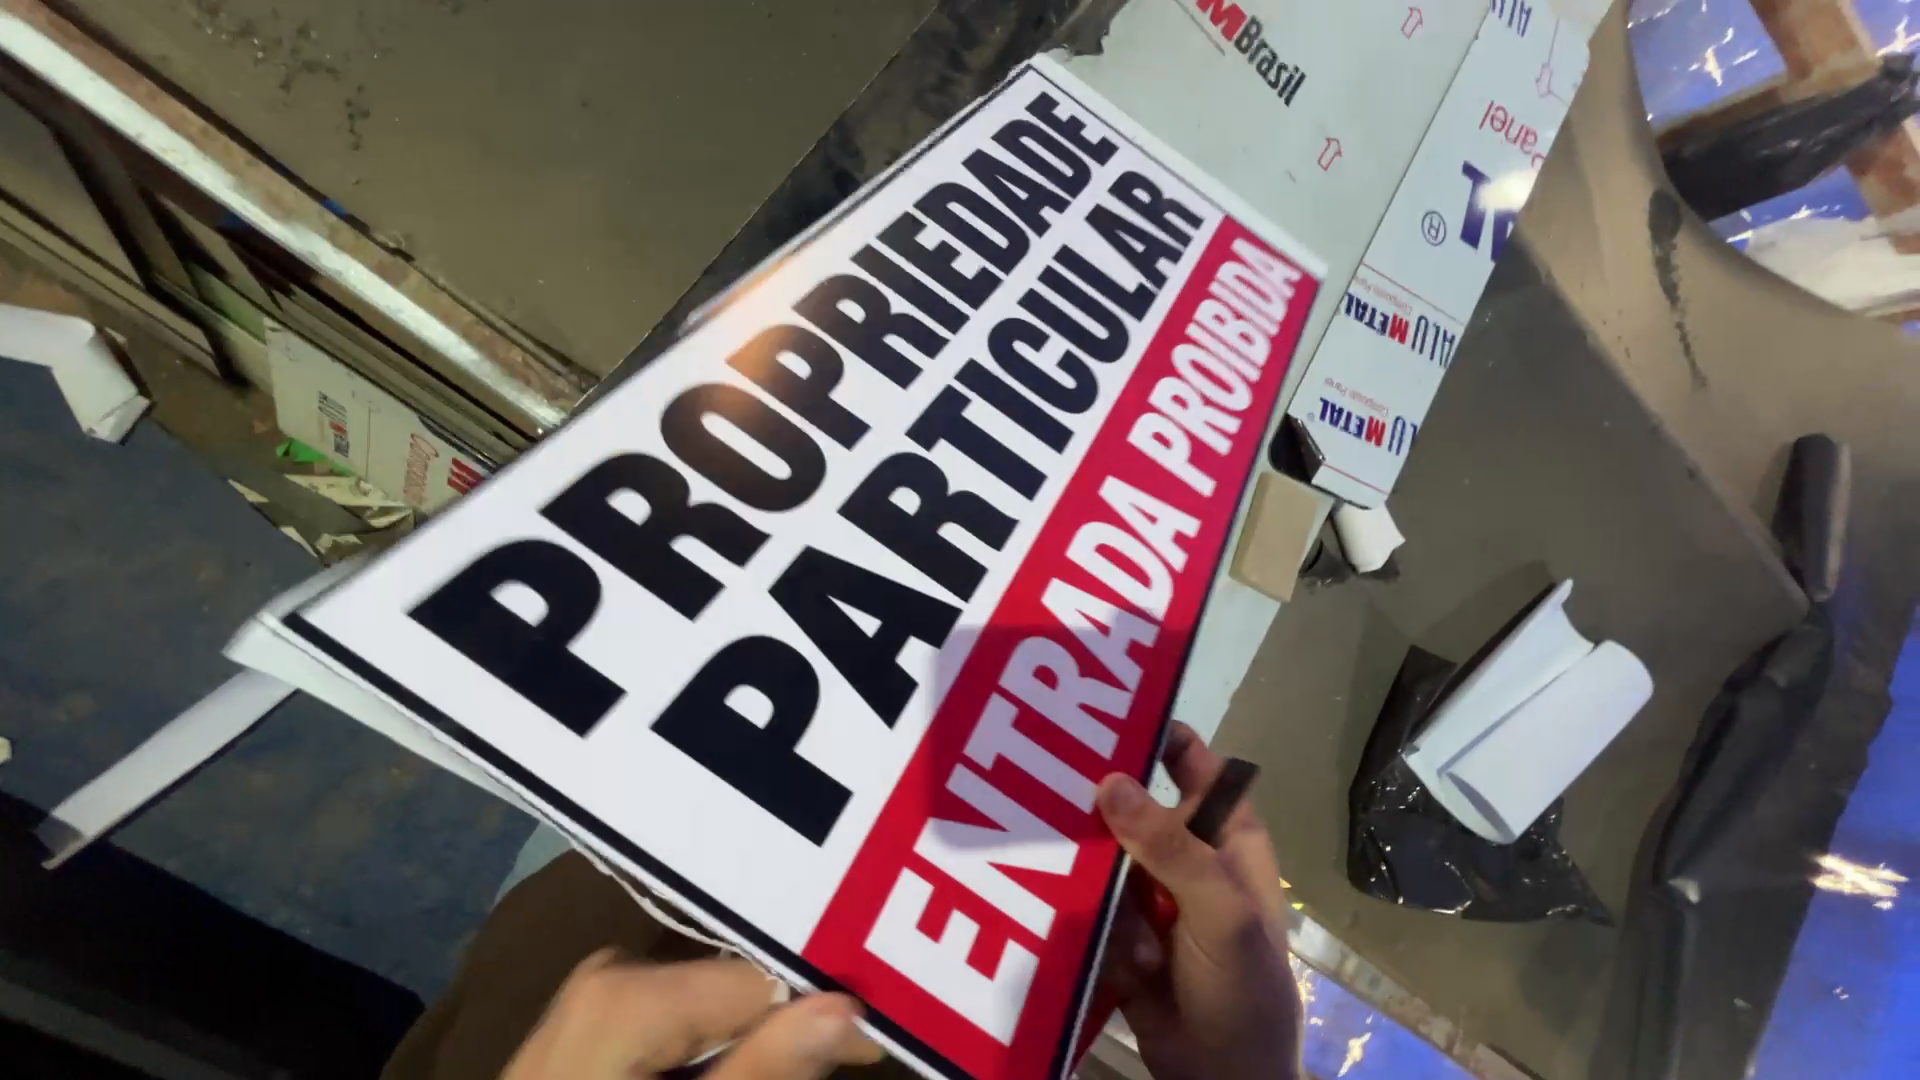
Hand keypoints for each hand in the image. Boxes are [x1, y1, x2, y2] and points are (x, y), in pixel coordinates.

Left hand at [501, 951, 883, 1079]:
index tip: (871, 1043)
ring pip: (713, 1000)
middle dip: (785, 1025)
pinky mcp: (592, 1018)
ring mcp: (596, 994)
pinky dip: (711, 1049)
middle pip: (737, 983)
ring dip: (753, 1041)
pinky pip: (678, 1016)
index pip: (759, 975)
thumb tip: (847, 1010)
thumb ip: (762, 1074)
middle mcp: (610, 972)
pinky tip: (721, 1072)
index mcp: (624, 995)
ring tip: (782, 1065)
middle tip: (833, 1063)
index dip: (820, 1010)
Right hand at [1096, 723, 1302, 1079]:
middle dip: (1100, 804)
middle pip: (1133, 802)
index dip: (1156, 734)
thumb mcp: (1220, 910)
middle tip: (1052, 786)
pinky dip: (1095, 920)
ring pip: (1102, 850)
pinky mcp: (1118, 925)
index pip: (1192, 763)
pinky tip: (1123, 958)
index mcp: (1224, 834)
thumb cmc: (1242, 987)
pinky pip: (1089, 897)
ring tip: (1092, 890)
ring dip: (1096, 875)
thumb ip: (1169, 845)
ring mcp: (1149, 890)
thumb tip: (1110, 780)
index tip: (1102, 714)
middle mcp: (1184, 851)